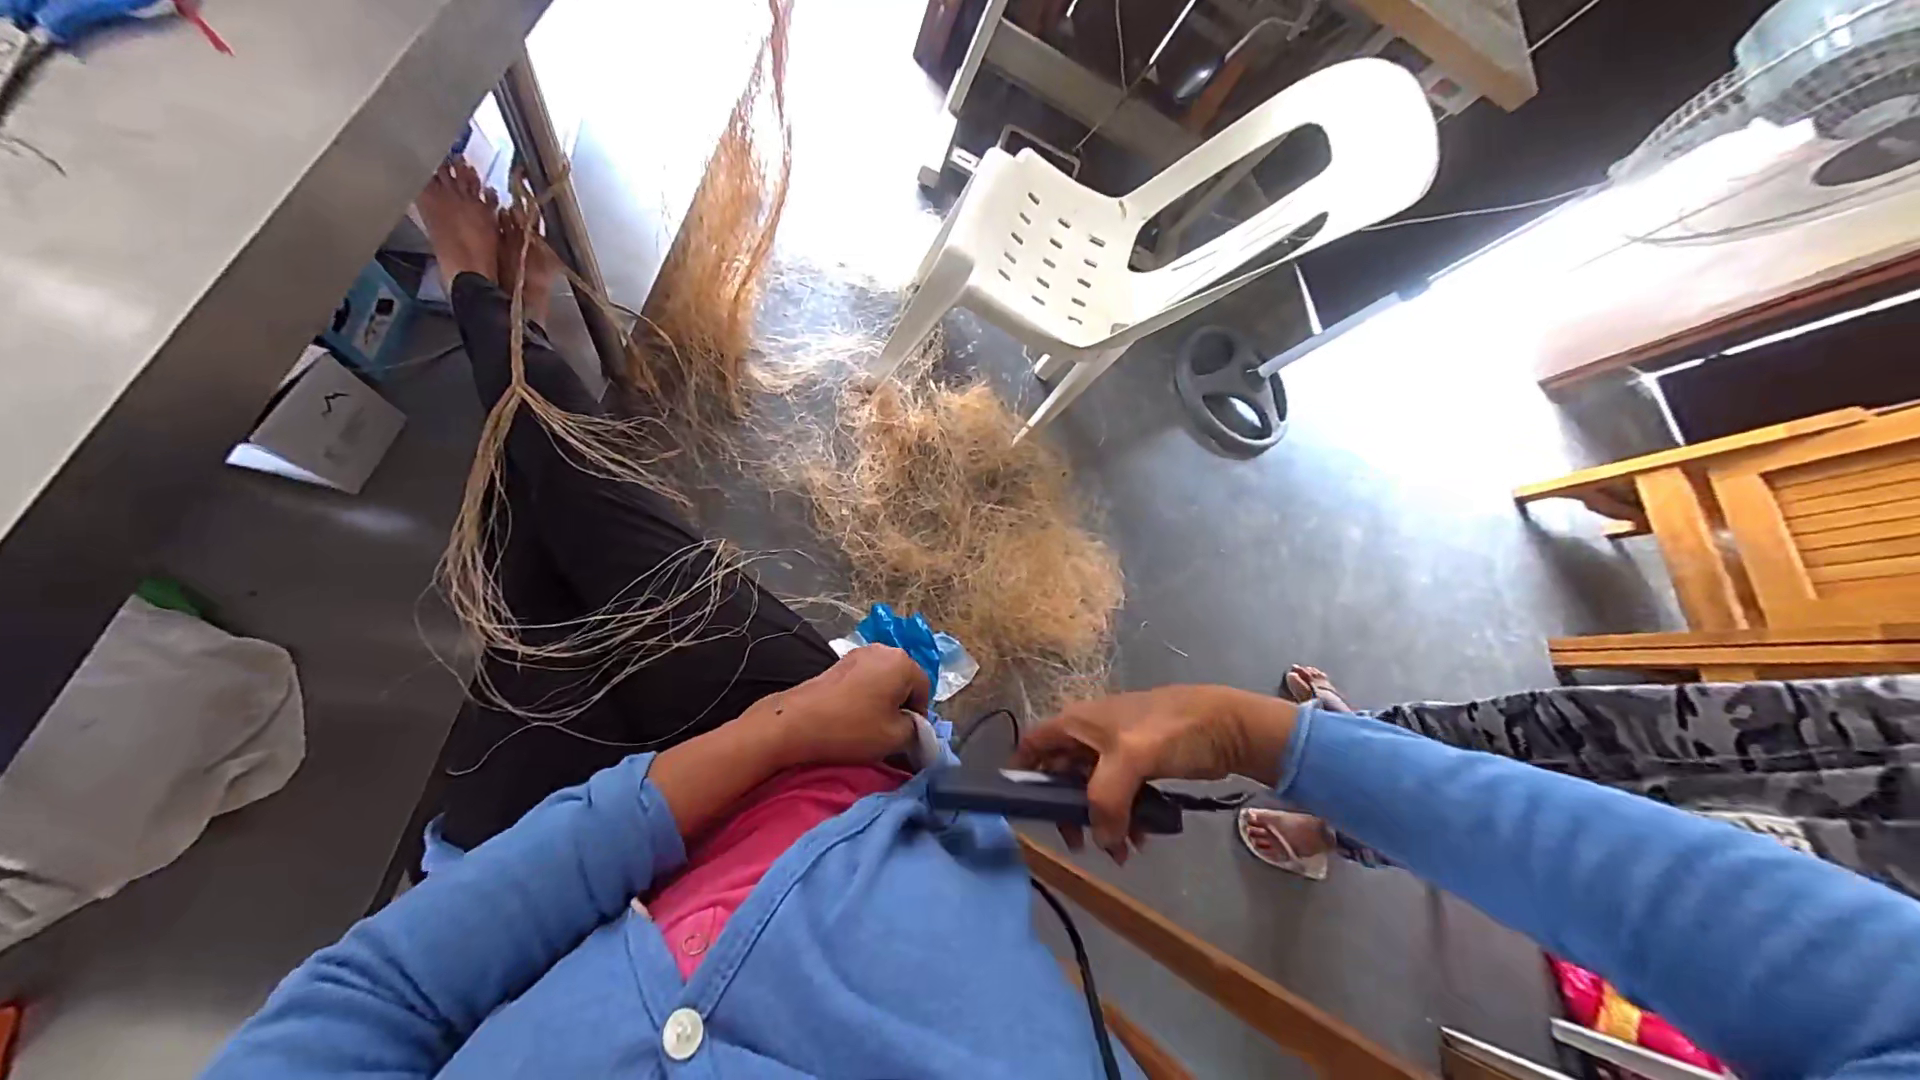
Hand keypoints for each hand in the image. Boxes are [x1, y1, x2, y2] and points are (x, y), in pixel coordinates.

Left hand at [739, 645, 930, 769]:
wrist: (796, 722)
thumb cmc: (852, 728)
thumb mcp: (895, 738)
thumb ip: (916, 731)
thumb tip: (915, 728)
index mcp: (903, 662)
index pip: (924, 689)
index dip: (919, 716)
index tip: (907, 736)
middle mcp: (884, 650)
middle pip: (904, 680)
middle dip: (901, 705)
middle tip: (889, 731)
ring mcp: (859, 653)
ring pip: (884, 679)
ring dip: (883, 700)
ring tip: (869, 725)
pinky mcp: (840, 663)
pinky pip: (865, 678)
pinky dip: (865, 695)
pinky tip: (853, 715)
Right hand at [1013, 685, 1297, 862]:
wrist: (1227, 725)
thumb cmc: (1170, 731)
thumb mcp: (1129, 759)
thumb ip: (1106, 801)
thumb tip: (1102, 841)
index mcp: (1077, 723)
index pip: (1033, 744)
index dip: (1021, 771)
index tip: (1022, 807)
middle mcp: (1089, 735)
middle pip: (1061, 775)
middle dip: (1069, 811)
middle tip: (1080, 844)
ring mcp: (1115, 750)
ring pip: (1093, 790)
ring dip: (1101, 822)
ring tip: (1120, 853)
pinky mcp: (1139, 764)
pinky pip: (1120, 795)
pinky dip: (1124, 817)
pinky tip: (1141, 839)